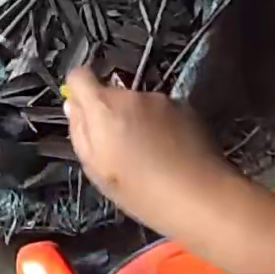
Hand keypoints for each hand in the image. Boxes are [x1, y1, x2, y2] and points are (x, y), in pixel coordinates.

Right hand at [62, 65, 248, 233]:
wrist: (201, 197)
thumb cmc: (140, 190)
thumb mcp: (94, 167)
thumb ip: (79, 131)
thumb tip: (73, 106)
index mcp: (103, 107)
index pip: (79, 76)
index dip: (78, 91)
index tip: (83, 111)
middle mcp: (132, 95)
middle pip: (111, 94)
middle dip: (111, 114)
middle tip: (120, 148)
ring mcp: (162, 100)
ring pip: (138, 104)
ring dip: (137, 121)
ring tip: (149, 155)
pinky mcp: (187, 108)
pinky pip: (162, 112)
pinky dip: (161, 126)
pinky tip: (170, 153)